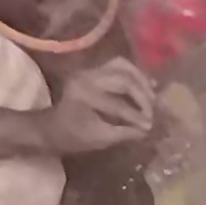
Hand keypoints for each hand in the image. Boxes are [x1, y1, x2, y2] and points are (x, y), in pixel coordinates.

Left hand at [38, 59, 156, 153]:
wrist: (53, 126)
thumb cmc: (75, 136)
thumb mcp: (100, 139)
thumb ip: (124, 133)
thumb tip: (145, 130)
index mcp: (85, 95)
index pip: (118, 105)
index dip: (136, 117)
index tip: (149, 128)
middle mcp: (87, 77)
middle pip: (123, 80)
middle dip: (141, 97)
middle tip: (152, 113)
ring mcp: (90, 71)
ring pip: (122, 66)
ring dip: (140, 81)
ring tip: (152, 98)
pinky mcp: (94, 70)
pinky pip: (117, 66)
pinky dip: (134, 74)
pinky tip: (146, 85)